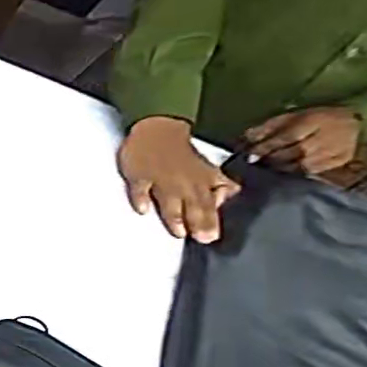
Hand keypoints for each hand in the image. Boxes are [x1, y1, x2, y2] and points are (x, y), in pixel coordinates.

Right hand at [117, 116, 240, 242]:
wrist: (158, 127)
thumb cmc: (179, 148)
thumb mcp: (206, 165)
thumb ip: (216, 184)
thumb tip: (227, 196)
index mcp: (201, 179)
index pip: (209, 203)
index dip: (211, 219)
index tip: (213, 237)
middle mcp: (182, 182)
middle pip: (192, 205)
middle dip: (199, 223)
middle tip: (203, 238)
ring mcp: (159, 179)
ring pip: (170, 200)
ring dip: (175, 217)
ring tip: (178, 232)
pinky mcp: (138, 176)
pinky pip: (140, 189)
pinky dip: (141, 199)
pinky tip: (142, 209)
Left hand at [242, 107, 361, 174]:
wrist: (353, 121)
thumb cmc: (312, 119)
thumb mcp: (288, 117)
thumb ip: (266, 128)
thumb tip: (245, 139)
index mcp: (315, 120)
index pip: (286, 137)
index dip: (265, 148)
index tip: (249, 156)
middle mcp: (330, 135)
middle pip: (295, 152)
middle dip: (272, 159)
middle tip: (257, 163)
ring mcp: (339, 149)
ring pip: (303, 165)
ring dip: (282, 168)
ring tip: (269, 167)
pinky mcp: (342, 160)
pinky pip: (314, 171)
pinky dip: (296, 172)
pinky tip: (285, 171)